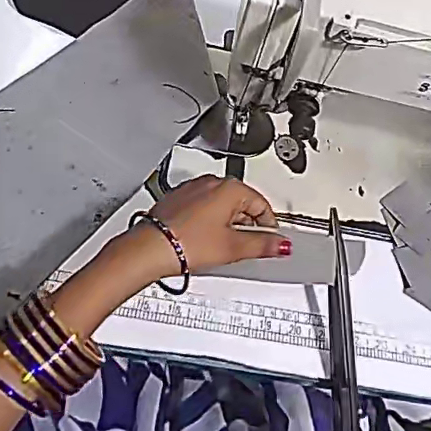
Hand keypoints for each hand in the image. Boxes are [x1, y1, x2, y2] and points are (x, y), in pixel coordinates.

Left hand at [145, 175, 288, 272]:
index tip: (267, 240)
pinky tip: (202, 239)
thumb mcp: (233, 248)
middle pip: (242, 202)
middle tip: (243, 246)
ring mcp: (193, 189)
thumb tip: (280, 244)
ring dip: (226, 222)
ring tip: (219, 245)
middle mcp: (211, 182)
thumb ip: (262, 244)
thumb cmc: (185, 242)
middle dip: (246, 224)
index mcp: (230, 188)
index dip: (268, 226)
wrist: (149, 248)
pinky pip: (203, 207)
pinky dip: (207, 220)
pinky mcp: (179, 198)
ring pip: (221, 204)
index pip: (262, 205)